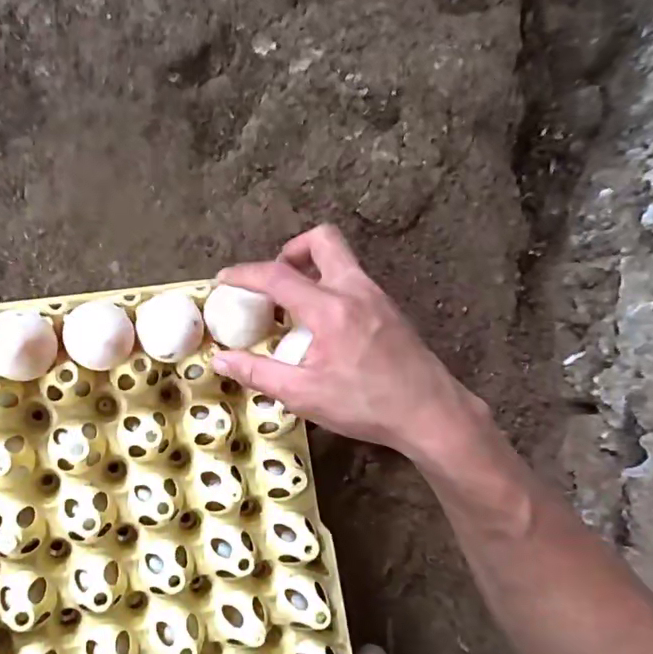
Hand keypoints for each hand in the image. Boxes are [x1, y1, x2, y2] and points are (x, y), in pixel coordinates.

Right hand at [213, 225, 487, 456]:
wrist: (431, 414)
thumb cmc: (366, 406)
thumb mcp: (304, 396)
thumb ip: (258, 374)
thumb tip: (220, 360)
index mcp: (330, 309)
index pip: (278, 275)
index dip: (245, 273)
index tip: (224, 279)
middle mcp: (355, 290)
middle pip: (323, 240)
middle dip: (291, 250)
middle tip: (274, 280)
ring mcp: (378, 296)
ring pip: (342, 258)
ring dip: (313, 269)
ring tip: (295, 306)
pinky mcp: (391, 309)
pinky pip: (354, 281)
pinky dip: (331, 287)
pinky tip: (325, 326)